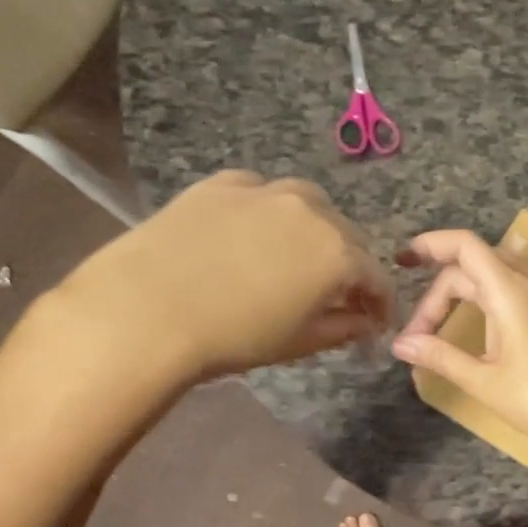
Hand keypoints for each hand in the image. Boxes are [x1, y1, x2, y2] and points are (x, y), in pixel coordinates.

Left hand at [44, 171, 392, 378]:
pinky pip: (262, 193)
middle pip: (348, 237)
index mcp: (340, 254)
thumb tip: (364, 321)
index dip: (380, 305)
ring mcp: (264, 191)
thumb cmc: (238, 336)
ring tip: (299, 258)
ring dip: (315, 231)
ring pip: (309, 205)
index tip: (375, 324)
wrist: (147, 311)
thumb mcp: (303, 341)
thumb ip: (345, 327)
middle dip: (350, 266)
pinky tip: (256, 235)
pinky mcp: (221, 185)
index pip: (377, 279)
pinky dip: (270, 212)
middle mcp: (312, 212)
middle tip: (338, 295)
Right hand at [392, 230, 527, 453]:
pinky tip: (483, 313)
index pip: (465, 246)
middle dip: (440, 293)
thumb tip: (401, 344)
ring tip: (443, 316)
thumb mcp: (482, 381)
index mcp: (510, 292)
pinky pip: (518, 284)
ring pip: (498, 270)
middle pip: (474, 265)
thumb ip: (440, 356)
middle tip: (419, 336)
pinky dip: (491, 291)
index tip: (403, 262)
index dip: (430, 244)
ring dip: (467, 286)